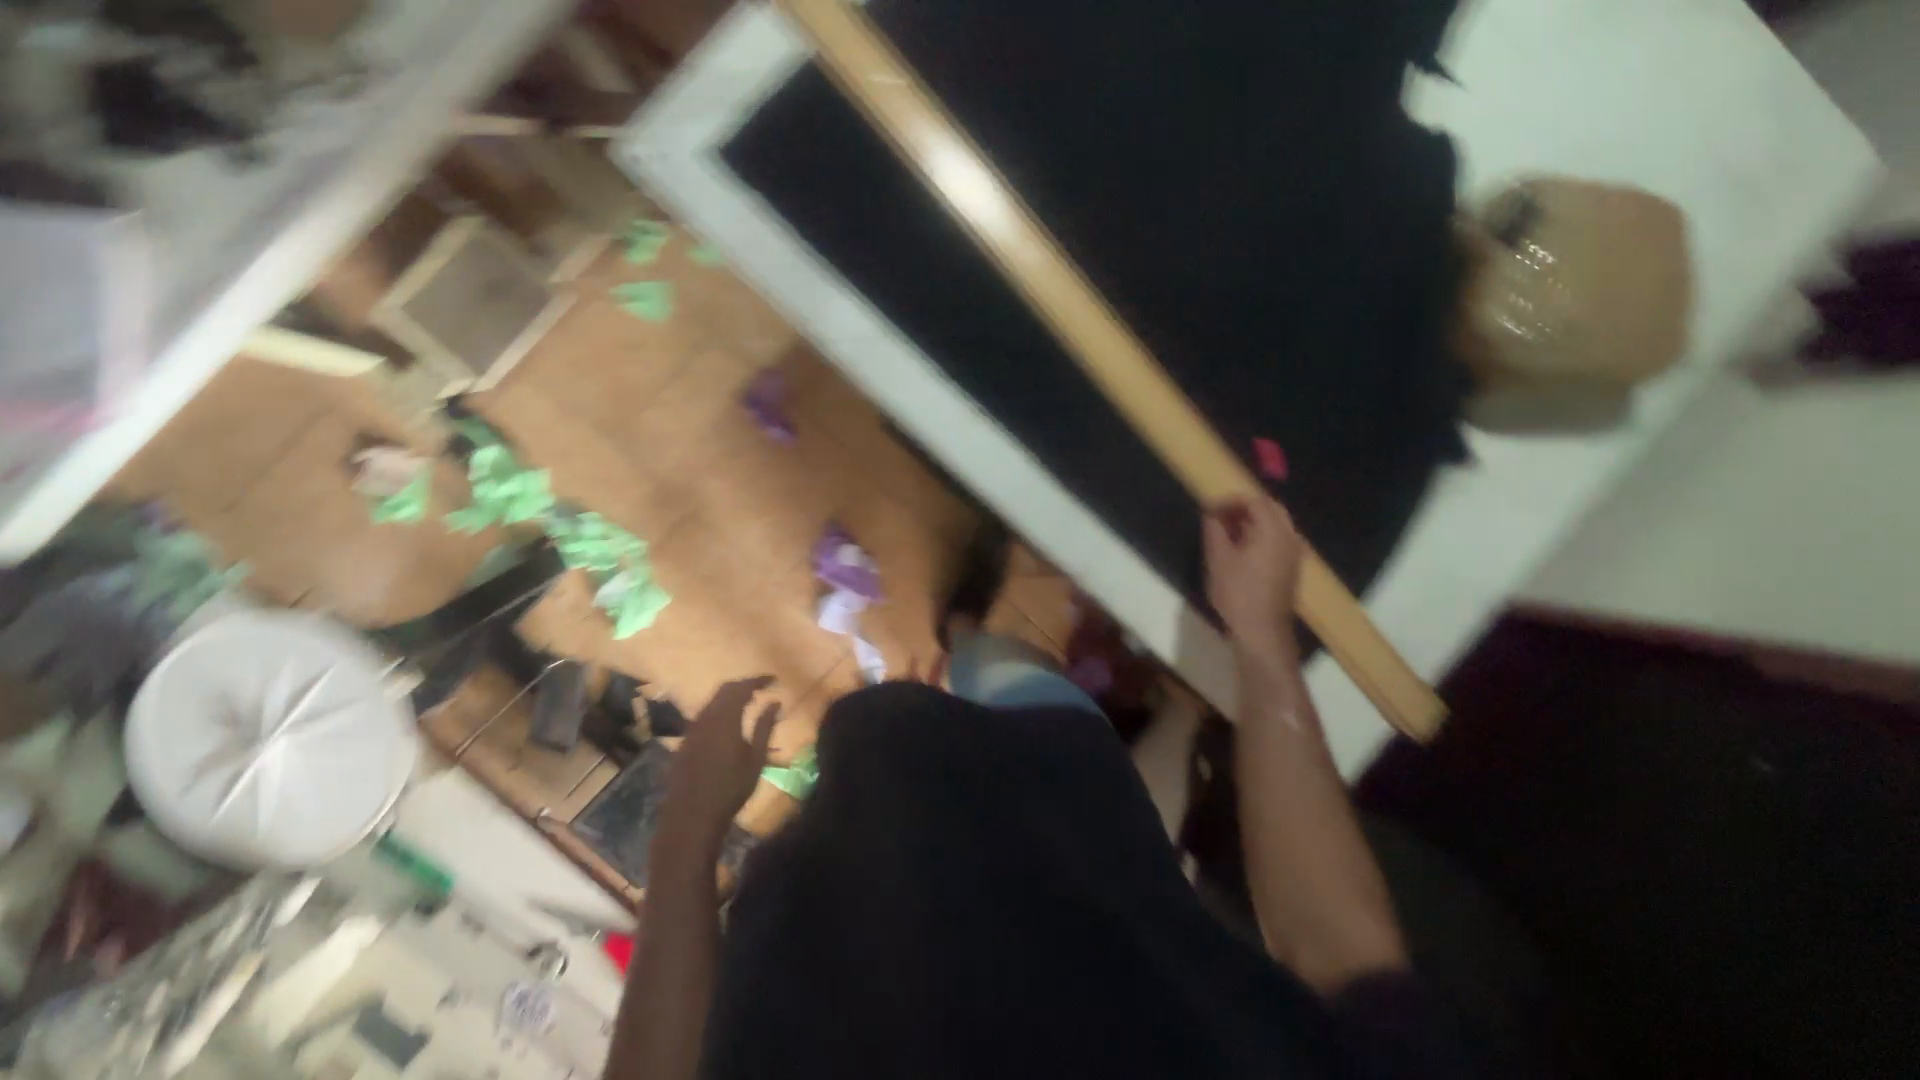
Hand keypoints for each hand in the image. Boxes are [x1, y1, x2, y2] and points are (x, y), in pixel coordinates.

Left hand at [661, 676, 781, 846]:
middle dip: (743, 685)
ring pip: (711, 702)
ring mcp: (692, 730)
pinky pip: (704, 716)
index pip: (741, 688)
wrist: (692, 815)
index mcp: (724, 719)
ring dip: (730, 697)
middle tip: (761, 688)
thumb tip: (775, 702)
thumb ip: (765, 727)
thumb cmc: (731, 789)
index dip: (757, 680)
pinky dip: (719, 710)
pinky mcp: (685, 742)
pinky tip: (728, 724)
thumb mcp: (756, 759)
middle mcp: (705, 718)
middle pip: (723, 690)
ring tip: (748, 703)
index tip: (773, 680)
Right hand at [1202, 495, 1304, 654]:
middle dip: (1246, 508)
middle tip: (1223, 518)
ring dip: (1256, 522)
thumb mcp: (1217, 558)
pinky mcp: (1294, 567)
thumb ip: (1214, 529)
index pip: (1255, 501)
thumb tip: (1212, 512)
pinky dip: (1264, 536)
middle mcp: (1290, 536)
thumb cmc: (1237, 592)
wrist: (1262, 630)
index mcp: (1273, 530)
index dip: (1232, 501)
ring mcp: (1295, 553)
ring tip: (1231, 534)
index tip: (1212, 510)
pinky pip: (1281, 540)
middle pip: (1271, 509)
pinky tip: (1246, 550)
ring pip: (1278, 524)